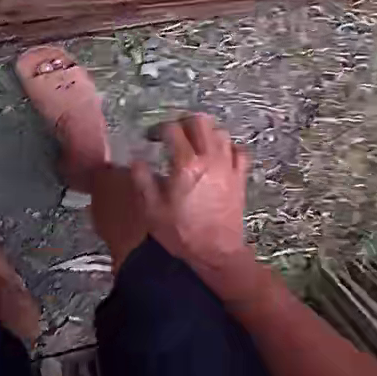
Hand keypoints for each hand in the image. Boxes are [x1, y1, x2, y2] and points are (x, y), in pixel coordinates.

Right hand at [133, 114, 253, 270]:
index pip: (172, 130)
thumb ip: (142, 180)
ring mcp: (228, 167)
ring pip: (220, 132)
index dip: (158, 129)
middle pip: (200, 122)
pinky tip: (218, 155)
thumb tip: (136, 161)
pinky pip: (238, 151)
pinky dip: (228, 147)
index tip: (151, 138)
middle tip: (172, 134)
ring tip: (193, 143)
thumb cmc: (181, 233)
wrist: (216, 253)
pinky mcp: (240, 178)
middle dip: (183, 122)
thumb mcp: (152, 210)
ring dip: (205, 132)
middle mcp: (209, 159)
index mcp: (185, 165)